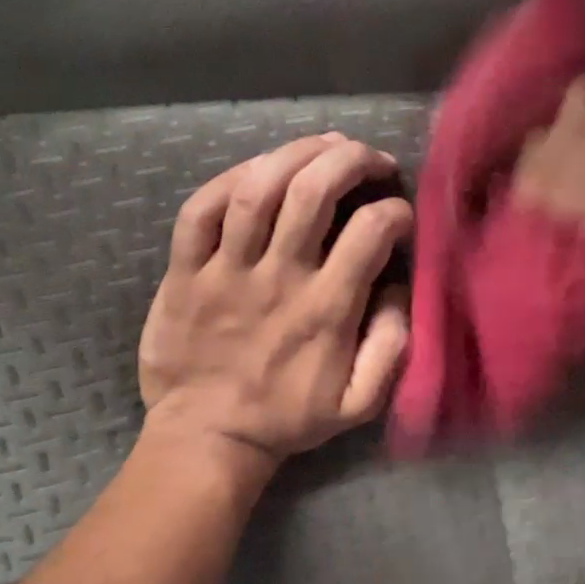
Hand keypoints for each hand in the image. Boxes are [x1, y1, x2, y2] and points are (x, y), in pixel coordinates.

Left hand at [138, 133, 411, 467]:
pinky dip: (230, 178)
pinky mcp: (184, 272)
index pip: (370, 232)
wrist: (206, 438)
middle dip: (351, 160)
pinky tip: (259, 167)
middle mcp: (279, 278)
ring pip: (258, 189)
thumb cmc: (288, 417)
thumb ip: (391, 347)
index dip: (396, 210)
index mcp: (326, 309)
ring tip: (325, 144)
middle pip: (313, 192)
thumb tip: (400, 288)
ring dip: (296, 153)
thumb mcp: (359, 402)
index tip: (401, 214)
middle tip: (372, 157)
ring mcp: (226, 271)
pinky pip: (200, 210)